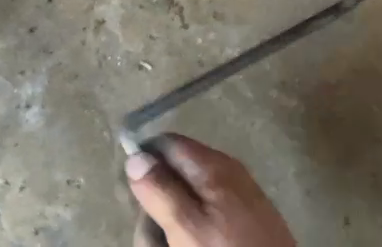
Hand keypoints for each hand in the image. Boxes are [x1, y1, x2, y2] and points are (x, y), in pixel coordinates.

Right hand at [128, 134, 298, 246]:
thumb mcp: (188, 229)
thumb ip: (160, 189)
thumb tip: (134, 155)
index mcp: (213, 165)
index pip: (165, 143)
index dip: (145, 164)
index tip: (136, 196)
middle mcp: (226, 173)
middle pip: (174, 175)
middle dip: (157, 206)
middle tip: (156, 238)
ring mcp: (239, 199)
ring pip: (188, 202)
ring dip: (172, 227)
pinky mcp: (247, 223)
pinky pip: (208, 219)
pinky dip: (194, 235)